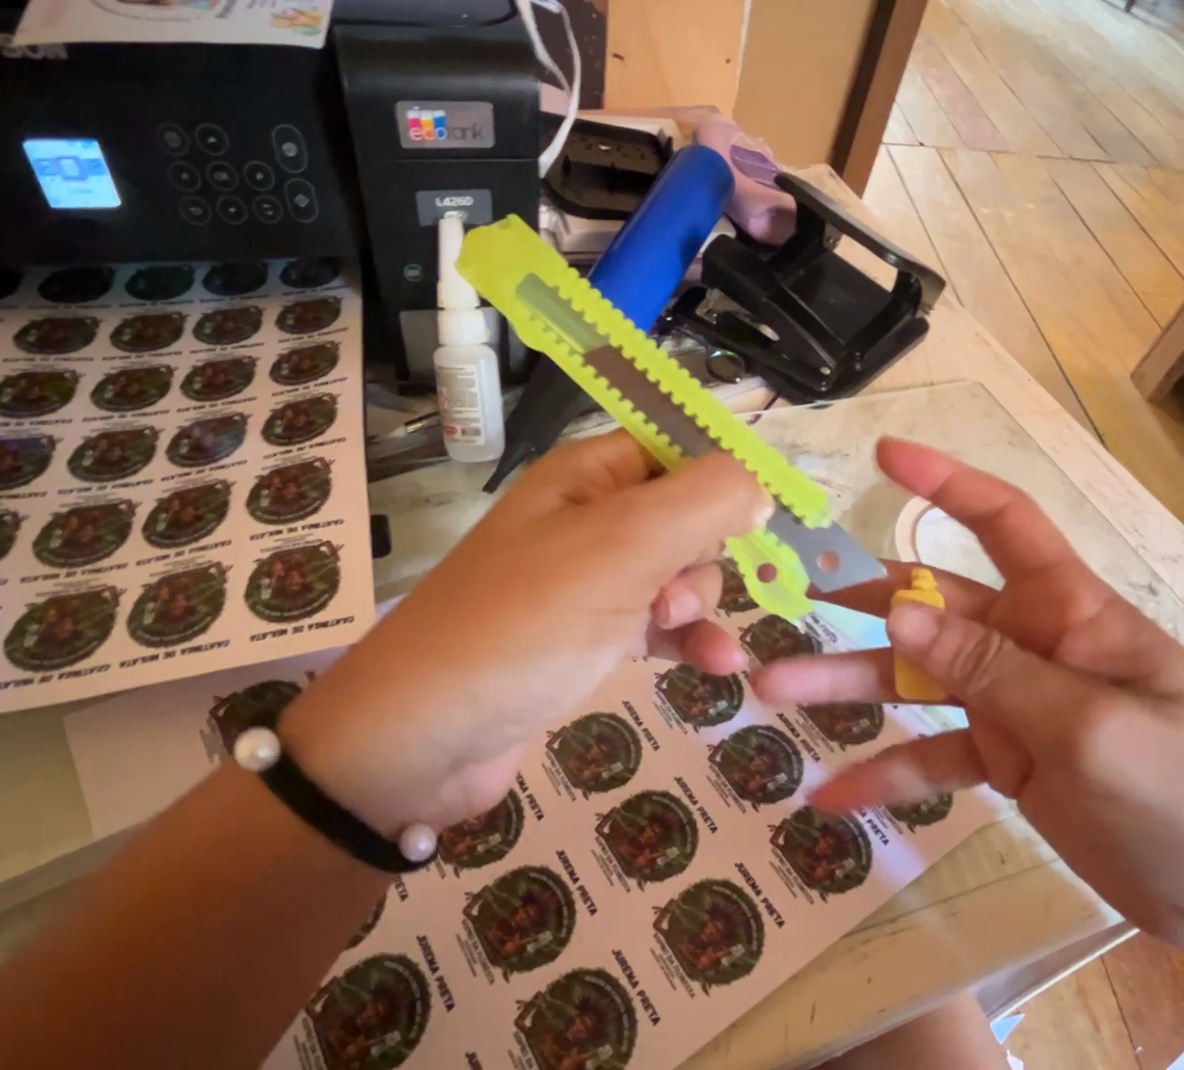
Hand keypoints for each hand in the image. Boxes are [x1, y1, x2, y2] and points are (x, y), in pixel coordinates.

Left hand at [280, 431, 770, 833]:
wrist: (422, 738)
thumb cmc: (522, 626)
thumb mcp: (619, 549)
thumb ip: (701, 501)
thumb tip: (759, 483)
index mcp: (584, 476)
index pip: (675, 446)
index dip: (722, 476)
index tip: (760, 518)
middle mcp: (584, 519)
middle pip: (685, 514)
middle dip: (700, 554)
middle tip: (667, 596)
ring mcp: (585, 582)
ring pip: (677, 574)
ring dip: (698, 604)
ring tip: (677, 634)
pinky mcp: (587, 639)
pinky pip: (656, 625)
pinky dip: (686, 641)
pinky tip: (717, 668)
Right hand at [753, 438, 1183, 952]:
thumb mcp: (1093, 728)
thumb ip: (991, 670)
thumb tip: (898, 610)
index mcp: (1068, 611)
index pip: (1003, 524)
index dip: (946, 483)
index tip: (884, 455)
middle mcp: (1031, 645)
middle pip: (929, 609)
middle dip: (856, 606)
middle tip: (781, 603)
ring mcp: (1013, 706)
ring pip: (913, 682)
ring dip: (847, 688)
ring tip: (775, 696)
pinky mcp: (1006, 762)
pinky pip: (931, 759)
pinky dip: (886, 776)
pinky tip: (833, 796)